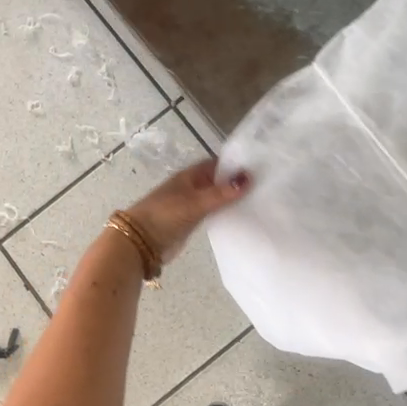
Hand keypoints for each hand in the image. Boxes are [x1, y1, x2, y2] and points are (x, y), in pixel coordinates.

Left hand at [123, 159, 250, 261]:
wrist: (141, 241)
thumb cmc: (165, 215)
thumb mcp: (196, 202)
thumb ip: (222, 193)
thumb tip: (249, 178)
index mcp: (190, 176)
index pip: (218, 164)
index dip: (236, 164)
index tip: (259, 167)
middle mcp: (192, 187)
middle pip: (218, 180)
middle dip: (237, 182)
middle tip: (265, 185)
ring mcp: (191, 204)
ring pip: (217, 197)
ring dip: (232, 198)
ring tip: (259, 200)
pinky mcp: (192, 221)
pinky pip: (213, 212)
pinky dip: (225, 212)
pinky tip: (241, 216)